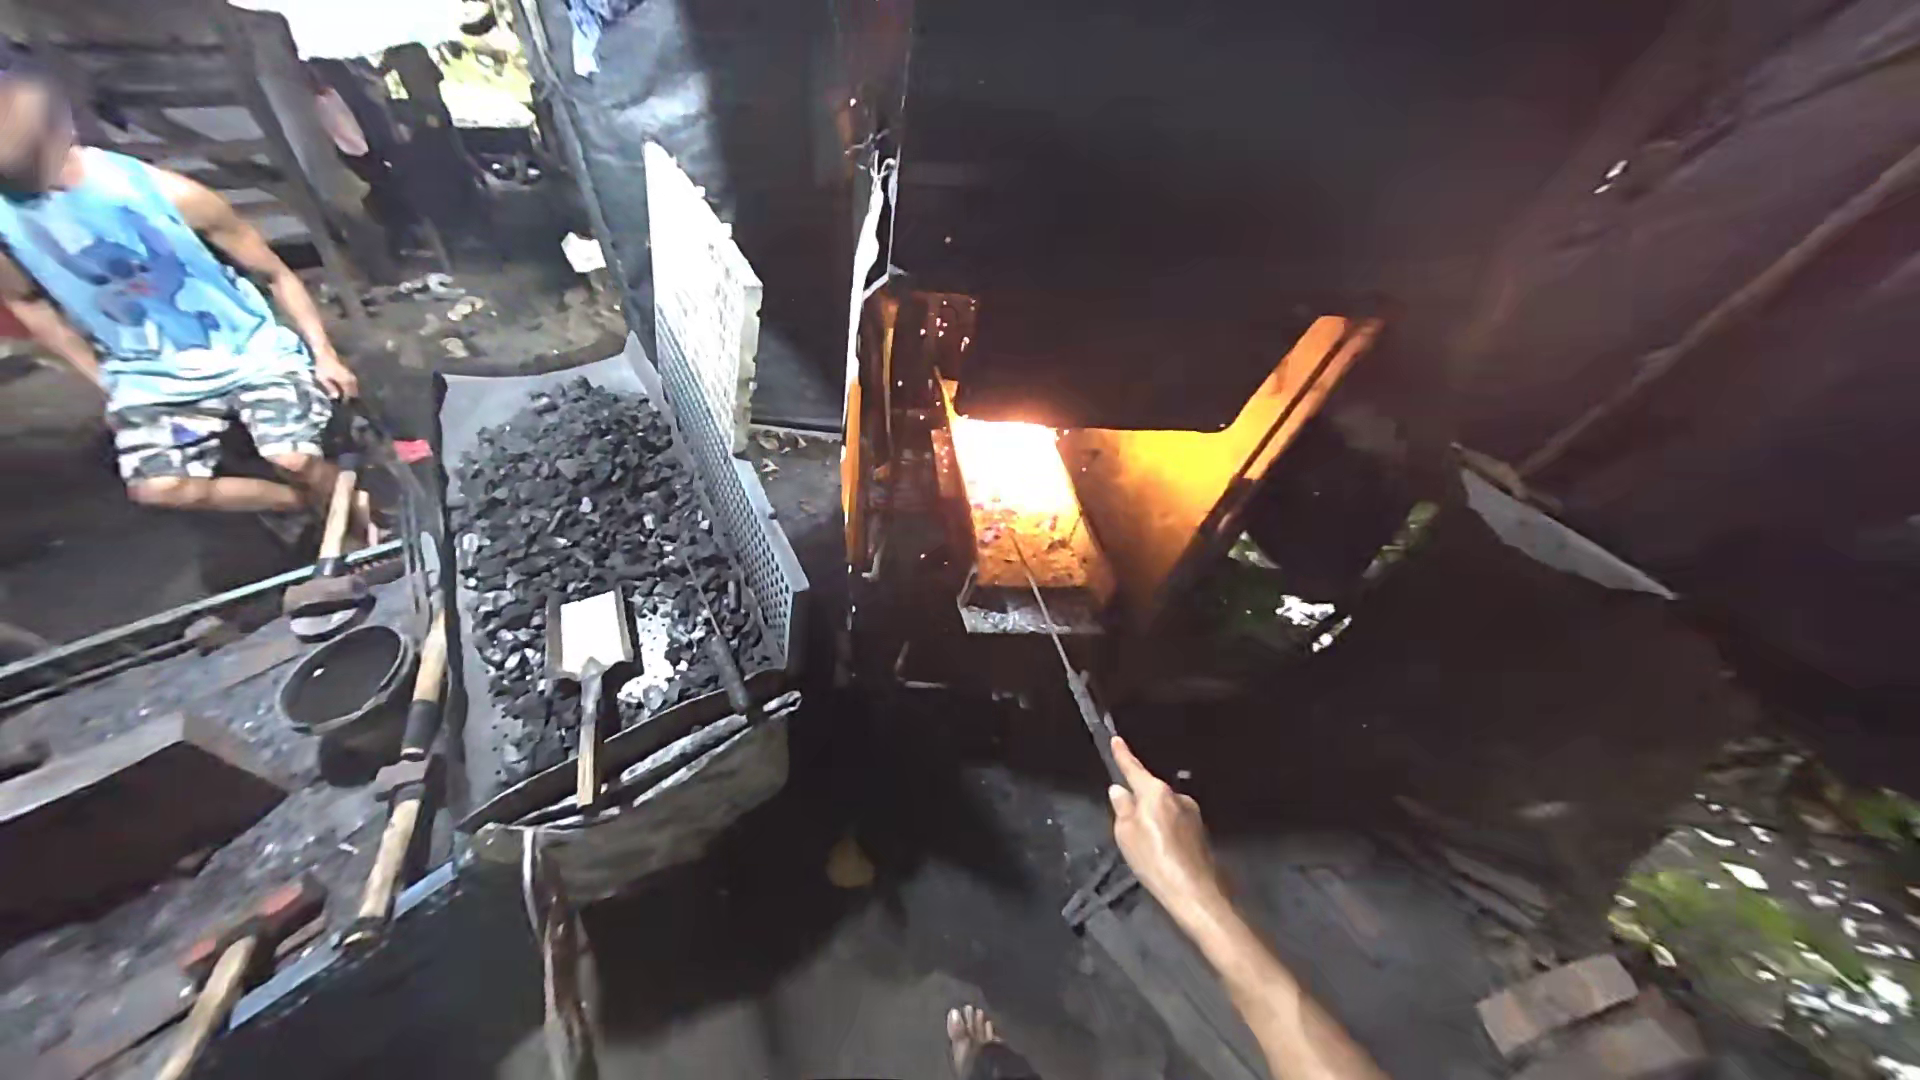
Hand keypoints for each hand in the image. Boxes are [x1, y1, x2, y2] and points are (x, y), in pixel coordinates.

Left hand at [314, 352, 358, 399]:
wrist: (326, 354)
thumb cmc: (323, 366)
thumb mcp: (322, 378)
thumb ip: (330, 388)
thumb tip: (336, 397)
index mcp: (346, 382)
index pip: (349, 394)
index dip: (346, 400)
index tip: (342, 404)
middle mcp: (352, 380)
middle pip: (354, 392)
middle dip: (350, 397)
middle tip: (344, 401)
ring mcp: (353, 377)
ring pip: (354, 388)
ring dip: (350, 392)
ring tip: (345, 396)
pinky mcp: (351, 374)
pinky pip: (353, 384)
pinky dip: (350, 387)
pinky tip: (345, 389)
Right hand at [1109, 736, 1223, 919]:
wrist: (1197, 895)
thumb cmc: (1155, 861)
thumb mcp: (1126, 835)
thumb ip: (1122, 808)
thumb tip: (1120, 790)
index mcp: (1156, 792)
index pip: (1134, 768)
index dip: (1123, 755)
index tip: (1116, 739)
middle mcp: (1177, 796)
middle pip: (1150, 790)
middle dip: (1138, 798)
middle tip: (1126, 820)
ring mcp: (1192, 814)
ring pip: (1164, 808)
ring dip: (1154, 818)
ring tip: (1145, 843)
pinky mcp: (1201, 833)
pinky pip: (1175, 823)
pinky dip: (1165, 830)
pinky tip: (1162, 851)